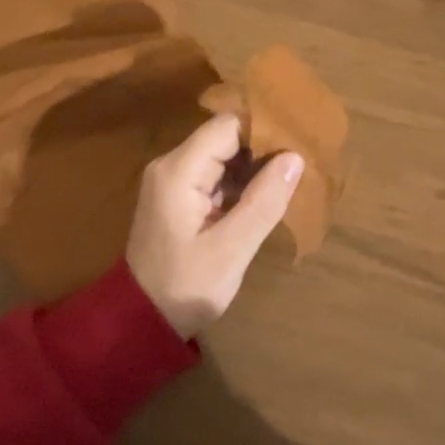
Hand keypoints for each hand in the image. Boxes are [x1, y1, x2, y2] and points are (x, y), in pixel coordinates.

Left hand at [125, 114, 302, 337]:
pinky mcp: (178, 198)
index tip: (301, 141)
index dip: (265, 130)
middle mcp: (171, 165)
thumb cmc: (185, 286)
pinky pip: (213, 176)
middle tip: (303, 161)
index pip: (227, 126)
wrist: (141, 318)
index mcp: (178, 171)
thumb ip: (263, 201)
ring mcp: (172, 181)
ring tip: (293, 175)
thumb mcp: (231, 249)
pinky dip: (240, 182)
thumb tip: (294, 157)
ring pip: (221, 156)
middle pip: (224, 137)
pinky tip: (267, 193)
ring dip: (254, 165)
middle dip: (263, 146)